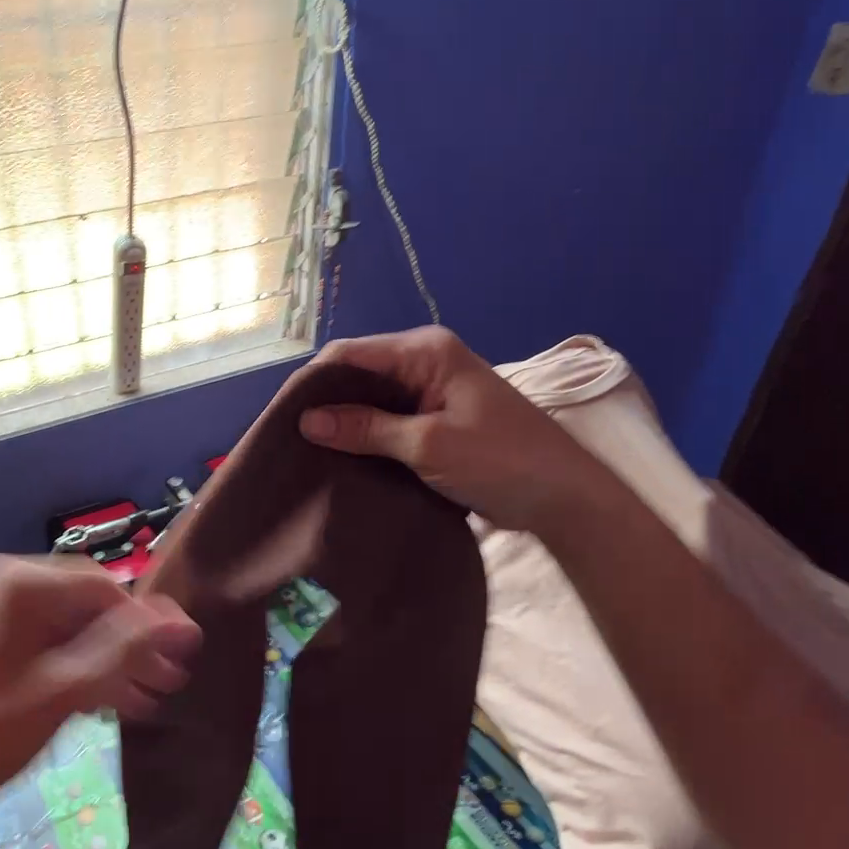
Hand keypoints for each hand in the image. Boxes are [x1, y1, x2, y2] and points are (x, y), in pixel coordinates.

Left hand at [0, 554, 199, 821]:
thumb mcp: (62, 692)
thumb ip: (124, 649)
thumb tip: (181, 623)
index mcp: (14, 582)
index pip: (100, 587)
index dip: (146, 621)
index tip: (184, 653)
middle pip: (82, 608)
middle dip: (128, 647)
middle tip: (169, 683)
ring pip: (64, 629)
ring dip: (106, 663)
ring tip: (145, 701)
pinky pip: (40, 644)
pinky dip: (73, 669)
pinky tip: (106, 702)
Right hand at [297, 326, 619, 532]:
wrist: (565, 498)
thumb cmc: (501, 461)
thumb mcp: (428, 446)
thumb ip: (366, 429)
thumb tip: (306, 420)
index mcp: (426, 350)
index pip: (350, 354)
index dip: (314, 382)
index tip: (283, 418)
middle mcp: (425, 360)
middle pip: (358, 373)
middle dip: (326, 402)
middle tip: (292, 439)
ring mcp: (431, 389)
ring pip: (371, 398)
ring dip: (345, 422)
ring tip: (309, 452)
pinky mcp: (435, 417)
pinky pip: (388, 418)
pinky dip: (367, 436)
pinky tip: (344, 458)